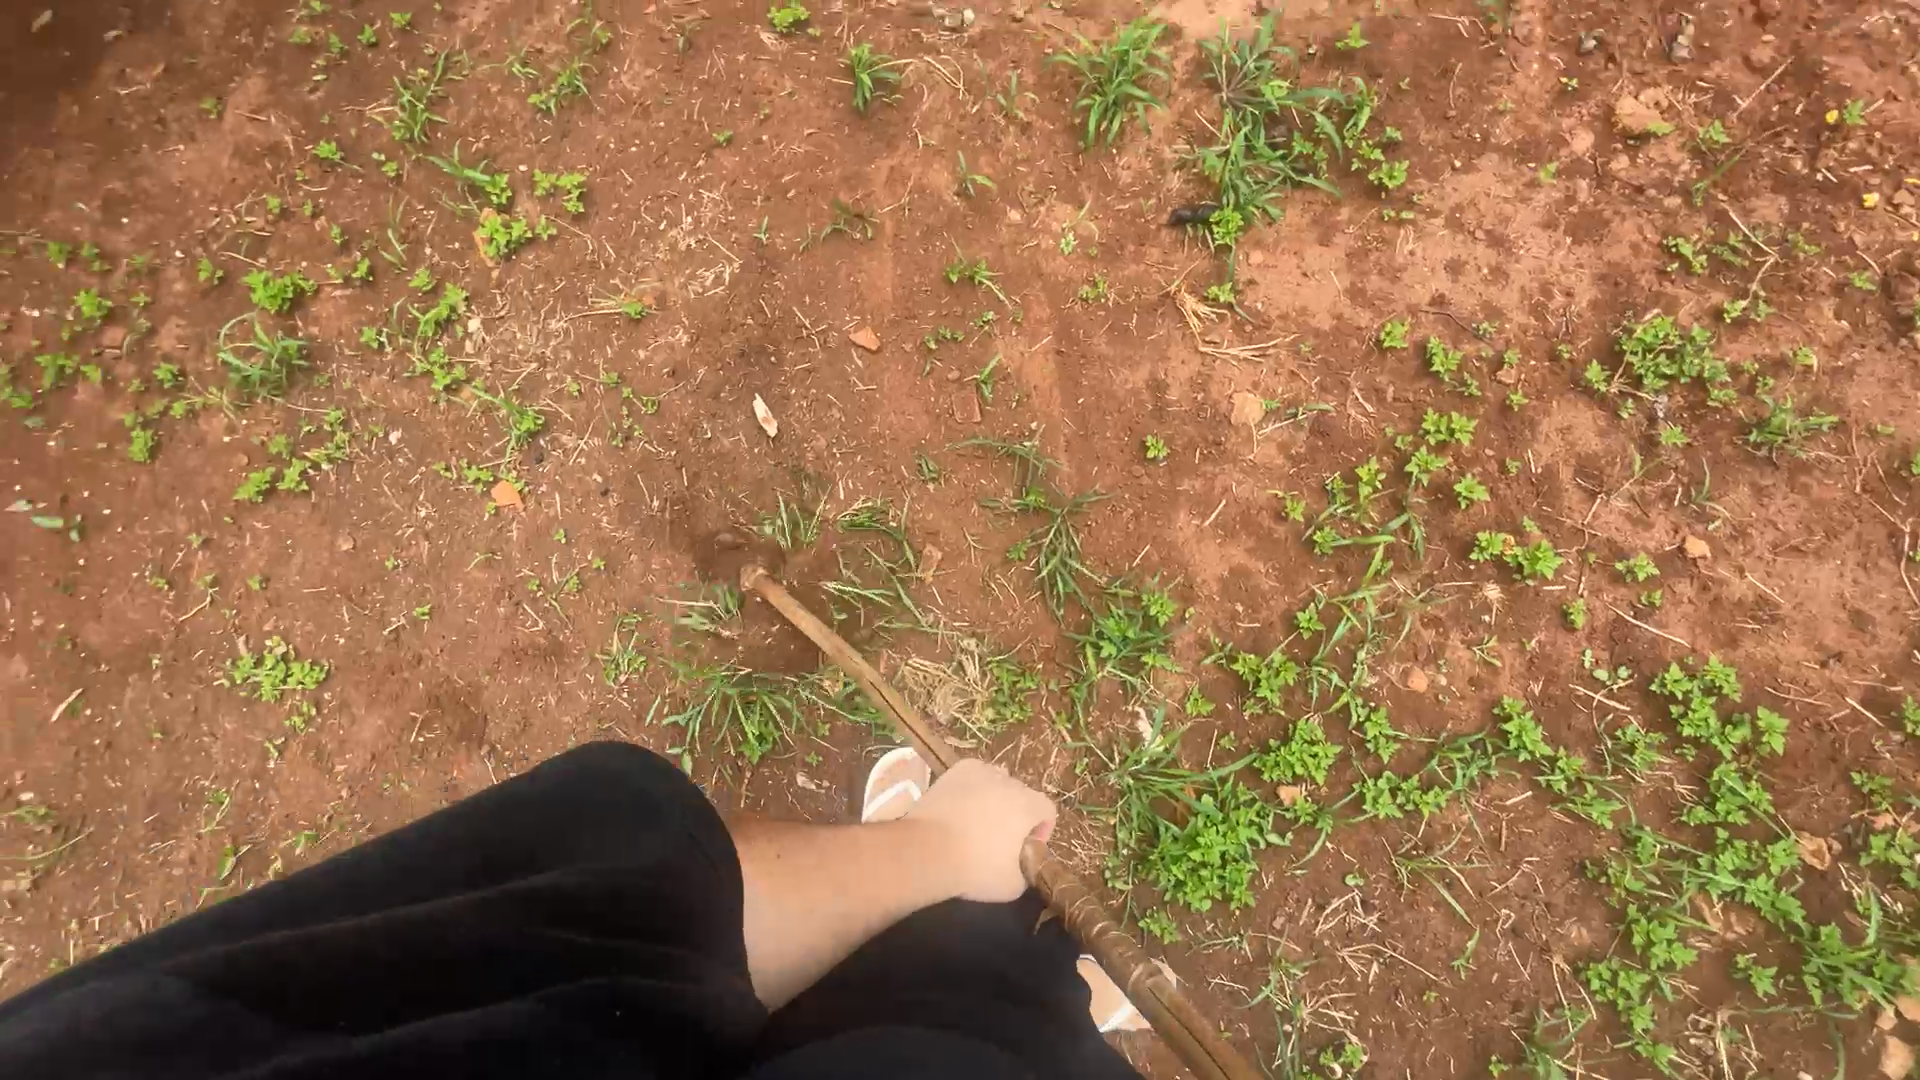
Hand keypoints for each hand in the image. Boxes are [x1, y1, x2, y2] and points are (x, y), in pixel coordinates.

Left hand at [905, 759, 1055, 902]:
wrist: (928, 850)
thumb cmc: (975, 869)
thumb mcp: (1012, 885)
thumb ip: (1026, 870)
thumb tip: (1023, 864)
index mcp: (1029, 805)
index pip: (1047, 811)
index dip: (1042, 830)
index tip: (1026, 848)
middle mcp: (1009, 781)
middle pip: (1022, 795)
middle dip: (1017, 814)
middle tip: (1000, 837)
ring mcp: (982, 771)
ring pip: (998, 782)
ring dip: (995, 798)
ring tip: (978, 820)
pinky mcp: (958, 769)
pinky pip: (975, 775)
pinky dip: (973, 787)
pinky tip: (962, 805)